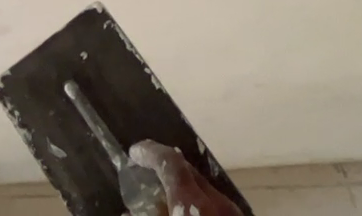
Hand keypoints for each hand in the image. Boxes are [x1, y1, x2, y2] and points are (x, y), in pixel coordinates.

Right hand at [129, 141, 245, 215]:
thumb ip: (146, 213)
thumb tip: (127, 212)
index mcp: (193, 202)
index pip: (171, 161)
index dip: (150, 151)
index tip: (134, 152)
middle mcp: (217, 201)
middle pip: (189, 171)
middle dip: (166, 168)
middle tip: (147, 173)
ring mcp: (234, 212)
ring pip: (205, 189)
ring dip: (184, 187)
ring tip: (167, 196)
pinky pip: (216, 204)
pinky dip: (199, 202)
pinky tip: (189, 213)